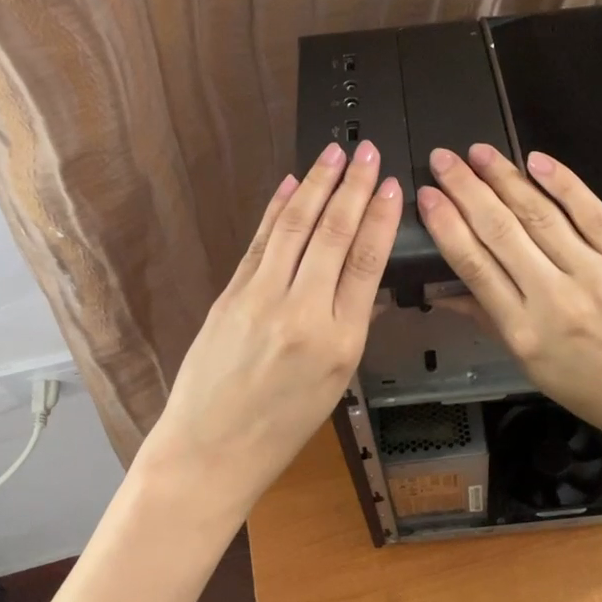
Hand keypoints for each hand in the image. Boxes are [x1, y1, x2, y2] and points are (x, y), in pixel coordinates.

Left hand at [143, 140, 400, 512]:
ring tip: (334, 154)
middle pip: (334, 234)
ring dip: (317, 184)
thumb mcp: (335, 382)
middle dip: (353, 186)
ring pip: (295, 227)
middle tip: (367, 151)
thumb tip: (366, 280)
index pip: (367, 262)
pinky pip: (261, 242)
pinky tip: (293, 184)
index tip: (391, 184)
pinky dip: (277, 209)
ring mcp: (261, 300)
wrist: (210, 450)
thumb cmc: (280, 427)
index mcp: (340, 341)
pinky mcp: (230, 294)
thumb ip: (352, 324)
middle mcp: (302, 313)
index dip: (381, 217)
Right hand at [415, 145, 601, 450]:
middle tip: (443, 159)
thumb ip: (483, 317)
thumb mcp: (524, 360)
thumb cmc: (581, 380)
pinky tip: (535, 161)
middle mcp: (555, 297)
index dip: (447, 225)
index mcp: (522, 328)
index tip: (427, 195)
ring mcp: (594, 273)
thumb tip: (438, 289)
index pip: (475, 265)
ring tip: (479, 152)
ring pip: (540, 215)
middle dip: (467, 190)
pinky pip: (590, 212)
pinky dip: (563, 183)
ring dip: (505, 178)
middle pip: (501, 231)